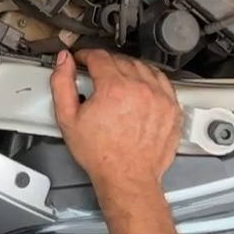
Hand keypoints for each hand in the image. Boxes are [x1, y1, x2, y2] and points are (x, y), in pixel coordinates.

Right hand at [51, 49, 181, 199]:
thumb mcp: (67, 118)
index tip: (82, 60)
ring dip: (127, 68)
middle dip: (104, 63)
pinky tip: (140, 85)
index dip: (85, 55)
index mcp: (114, 88)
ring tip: (117, 80)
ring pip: (142, 67)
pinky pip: (162, 80)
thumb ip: (62, 84)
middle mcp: (140, 88)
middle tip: (95, 75)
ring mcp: (159, 97)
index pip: (99, 56)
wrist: (127, 177)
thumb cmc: (100, 154)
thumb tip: (64, 61)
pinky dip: (149, 78)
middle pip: (120, 60)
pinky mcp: (171, 107)